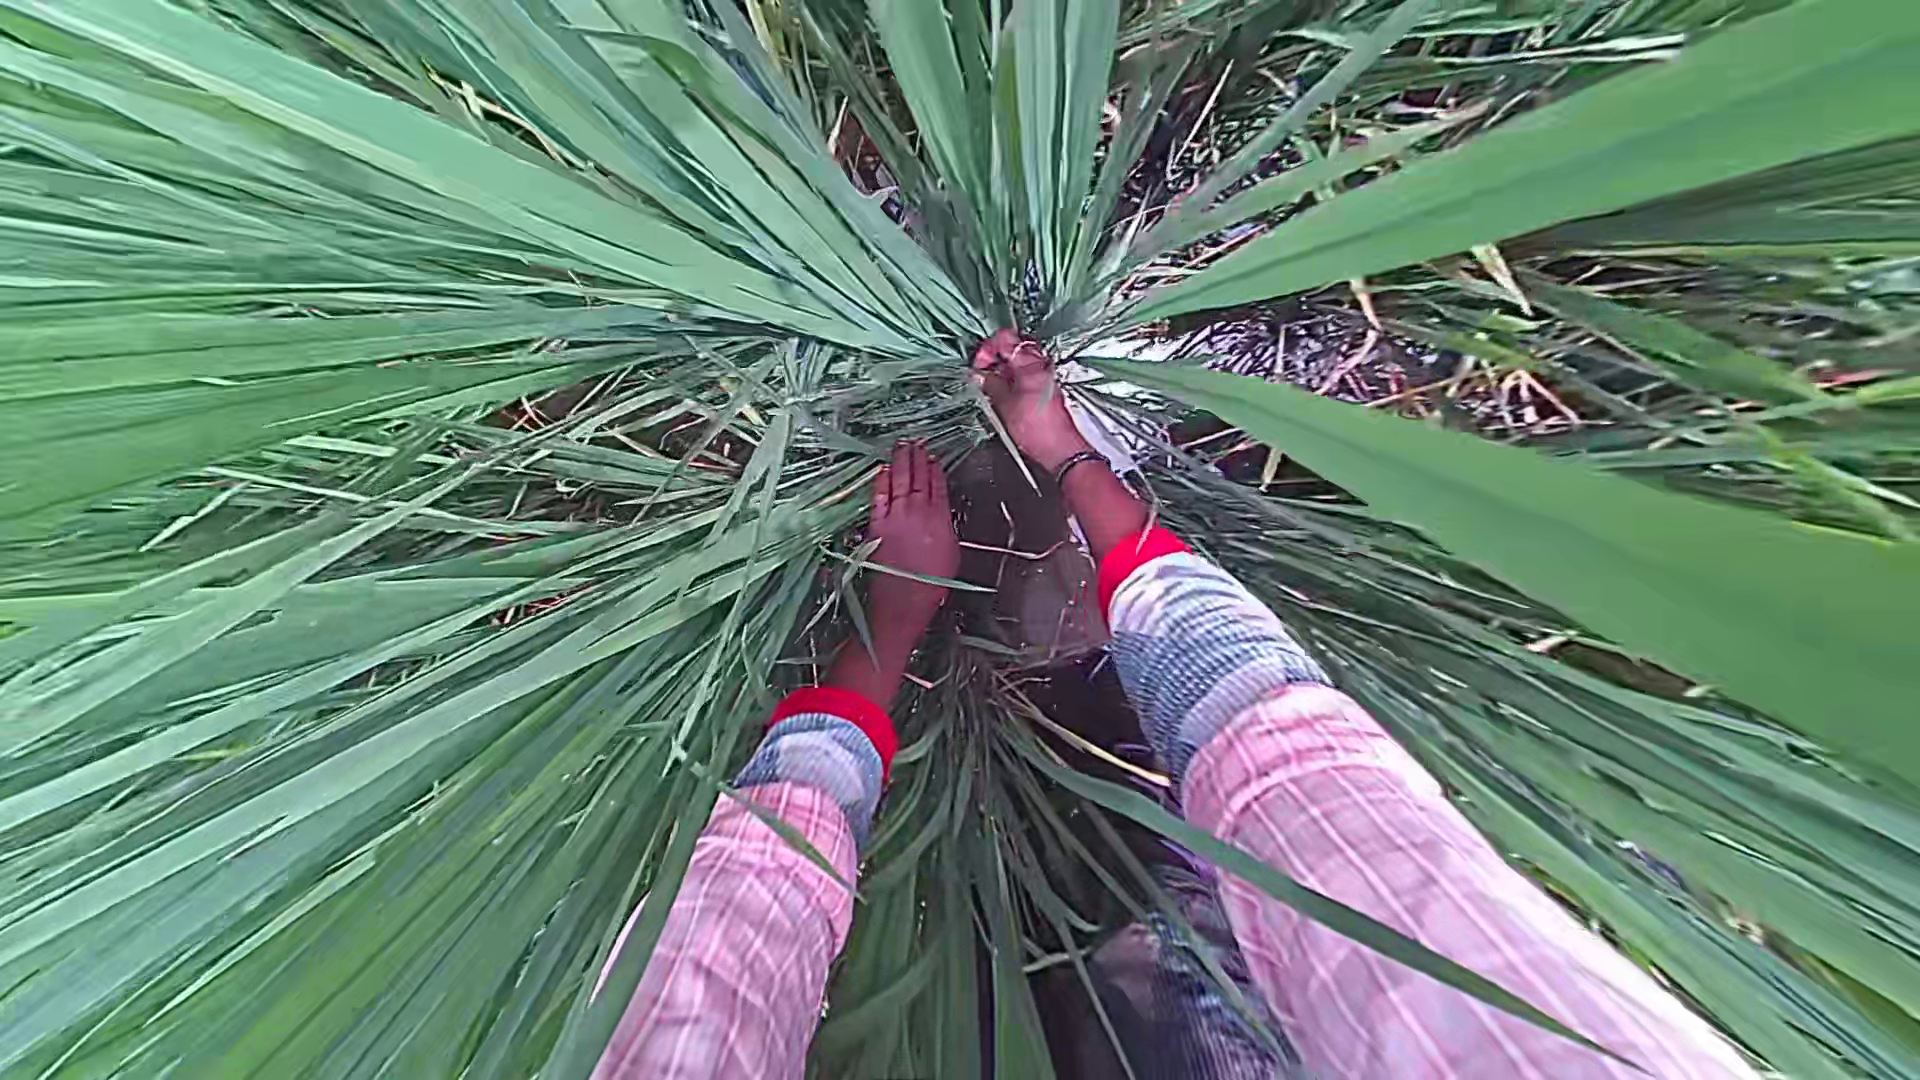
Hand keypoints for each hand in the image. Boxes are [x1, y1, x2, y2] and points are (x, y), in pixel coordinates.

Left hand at [866, 440, 958, 635]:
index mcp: (940, 518)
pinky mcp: (878, 524)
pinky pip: (879, 496)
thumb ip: (945, 526)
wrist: (906, 598)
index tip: (933, 457)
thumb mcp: (951, 550)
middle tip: (916, 442)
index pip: (938, 484)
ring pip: (900, 481)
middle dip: (917, 457)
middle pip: (918, 477)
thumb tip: (940, 514)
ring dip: (901, 461)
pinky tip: (883, 470)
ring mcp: (896, 516)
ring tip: (901, 446)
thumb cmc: (932, 582)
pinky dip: (882, 481)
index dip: (935, 468)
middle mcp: (918, 512)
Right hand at [971, 329, 1094, 471]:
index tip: (978, 365)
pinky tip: (1005, 397)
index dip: (987, 349)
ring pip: (1019, 362)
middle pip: (1013, 347)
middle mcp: (1040, 366)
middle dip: (994, 359)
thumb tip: (980, 375)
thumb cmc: (1039, 430)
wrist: (1059, 449)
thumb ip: (990, 385)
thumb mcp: (1004, 406)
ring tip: (992, 388)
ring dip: (1003, 371)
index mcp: (1029, 364)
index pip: (1005, 339)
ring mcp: (1045, 377)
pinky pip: (1026, 376)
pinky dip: (1013, 381)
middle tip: (983, 374)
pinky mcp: (1047, 389)